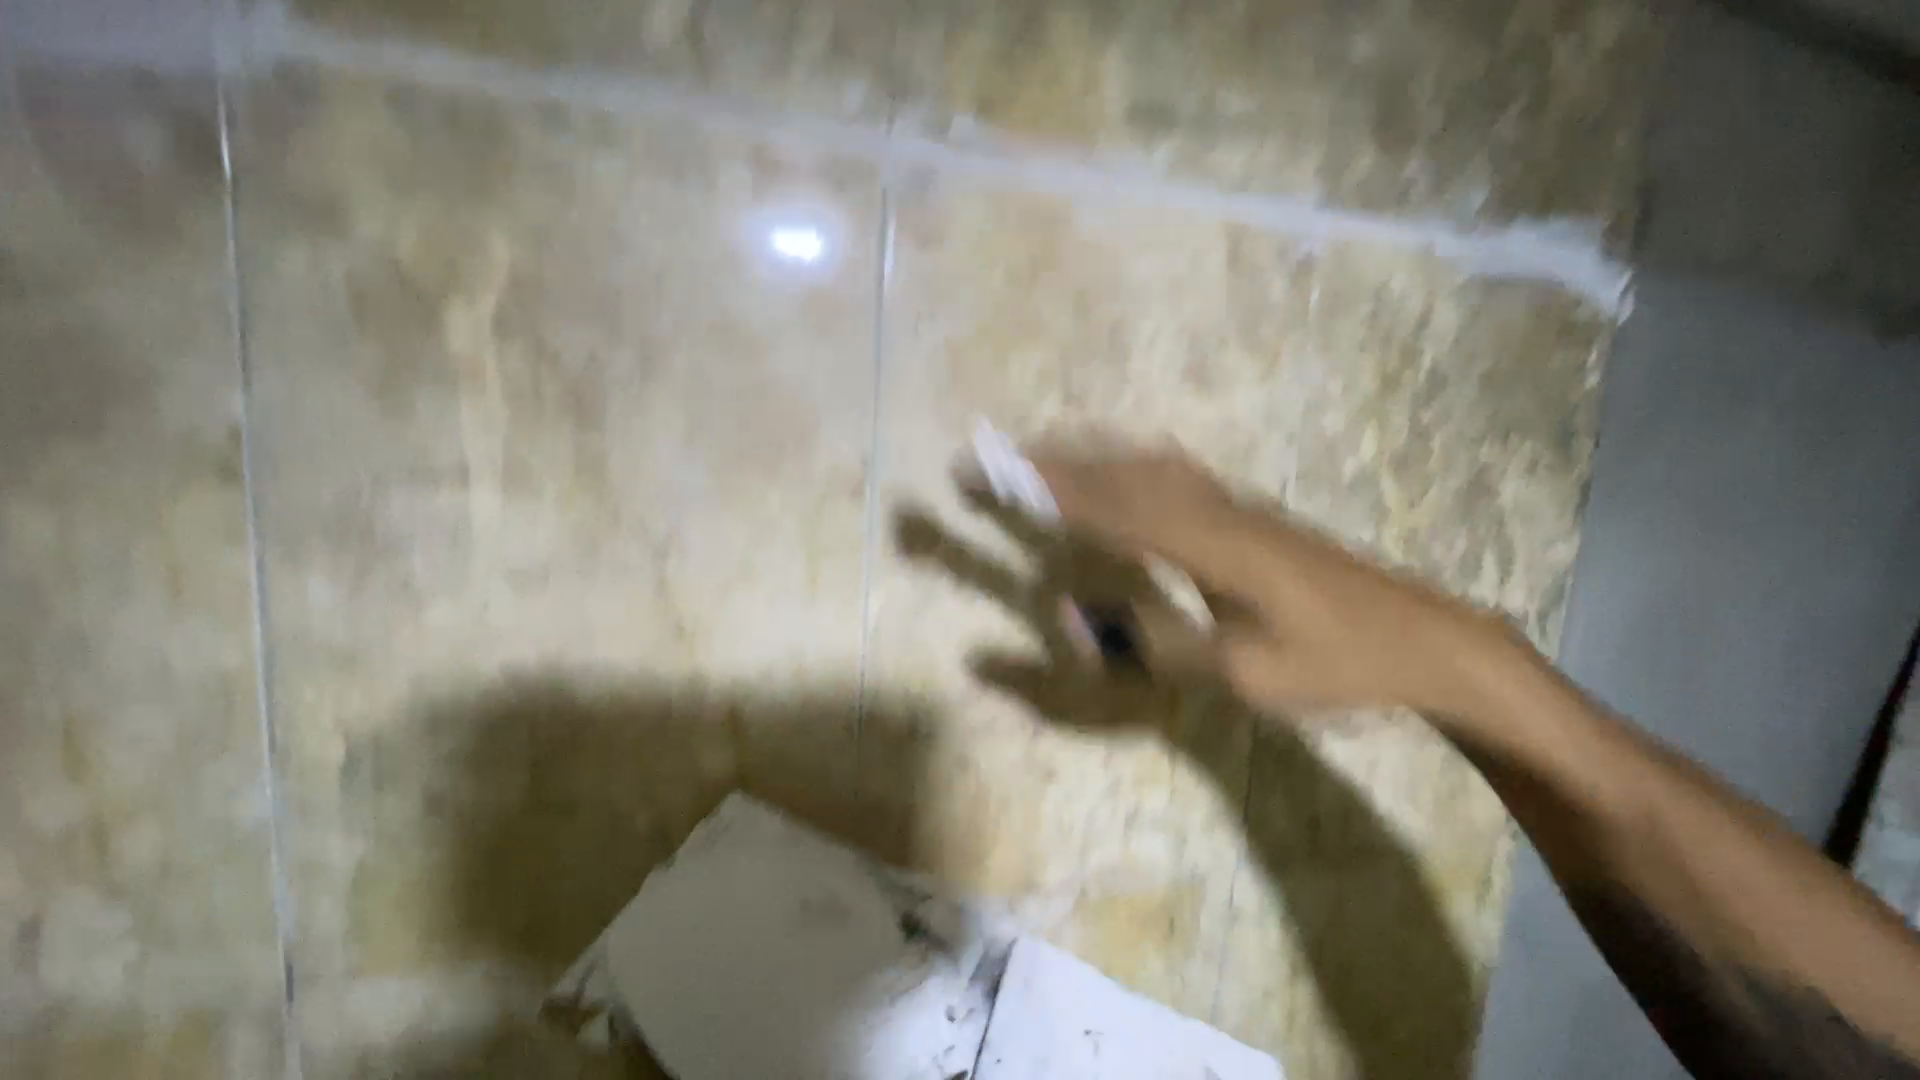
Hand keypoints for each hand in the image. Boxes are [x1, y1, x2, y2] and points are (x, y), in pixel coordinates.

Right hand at [963, 443, 1530, 720]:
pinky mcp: (1250, 513)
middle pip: (1122, 471)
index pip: (1110, 508)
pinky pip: (1173, 471)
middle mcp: (1217, 509)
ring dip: (1089, 454)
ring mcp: (1237, 505)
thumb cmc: (1335, 663)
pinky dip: (1127, 462)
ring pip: (1149, 462)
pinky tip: (1121, 469)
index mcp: (1211, 545)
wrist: (1425, 637)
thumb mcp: (1242, 671)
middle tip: (994, 458)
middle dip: (1053, 460)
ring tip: (1040, 456)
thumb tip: (1068, 615)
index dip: (1046, 489)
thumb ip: (1152, 642)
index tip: (991, 475)